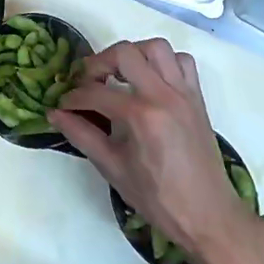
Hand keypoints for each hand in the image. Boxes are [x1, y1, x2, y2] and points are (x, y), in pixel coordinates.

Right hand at [51, 39, 259, 263]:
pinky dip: (164, 62)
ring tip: (120, 74)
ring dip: (133, 54)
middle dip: (99, 63)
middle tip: (88, 82)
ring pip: (156, 47)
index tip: (63, 106)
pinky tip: (151, 80)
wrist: (208, 215)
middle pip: (125, 53)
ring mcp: (183, 92)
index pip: (96, 93)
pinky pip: (182, 61)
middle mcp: (163, 95)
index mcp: (140, 115)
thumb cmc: (158, 198)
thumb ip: (82, 135)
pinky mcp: (197, 97)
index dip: (73, 98)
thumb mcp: (113, 168)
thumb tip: (55, 114)